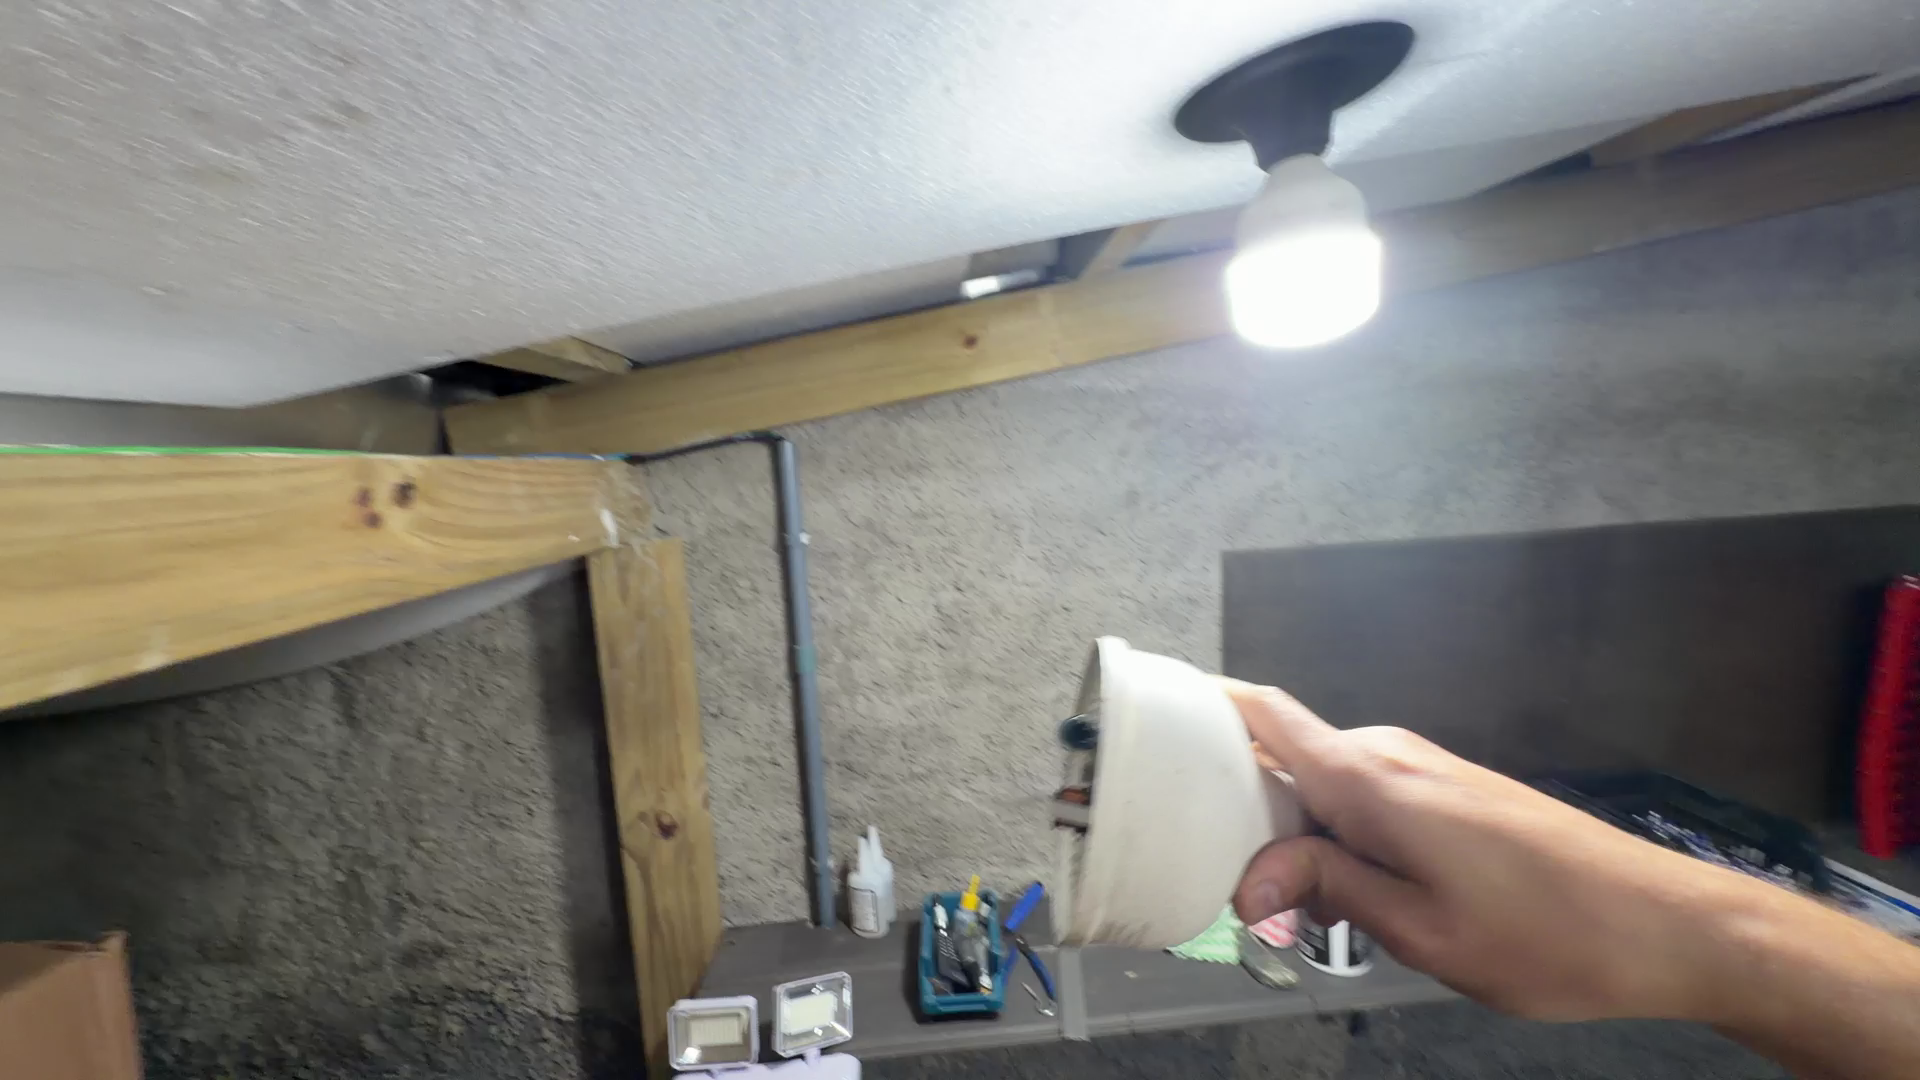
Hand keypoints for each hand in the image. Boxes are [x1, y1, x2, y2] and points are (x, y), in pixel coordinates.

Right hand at [1224, 679, 1744, 1021]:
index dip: (1205, 700)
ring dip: (1295, 820)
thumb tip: (1242, 887)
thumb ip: (1325, 889)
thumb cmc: (1543, 932)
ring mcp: (1412, 761)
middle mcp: (1380, 751)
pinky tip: (1353, 878)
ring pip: (1320, 776)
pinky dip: (1332, 821)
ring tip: (1296, 890)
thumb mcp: (1421, 930)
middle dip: (1245, 795)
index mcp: (1363, 776)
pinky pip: (1358, 786)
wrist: (1672, 922)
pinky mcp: (1438, 780)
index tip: (1157, 713)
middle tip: (1223, 856)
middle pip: (1282, 750)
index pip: (1262, 710)